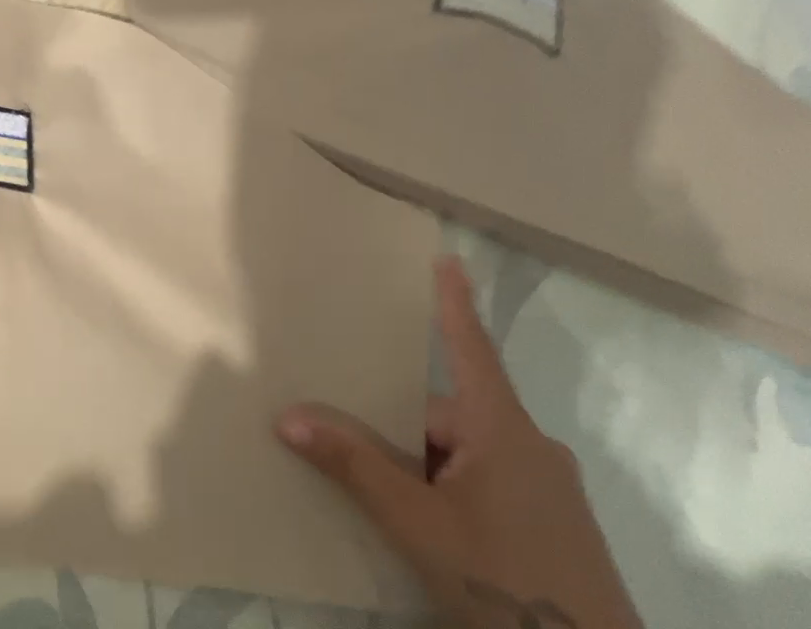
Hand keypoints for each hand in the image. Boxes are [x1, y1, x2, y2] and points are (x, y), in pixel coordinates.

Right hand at [277, 258, 642, 628]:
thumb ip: (353, 465)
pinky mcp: (547, 523)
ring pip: (460, 453)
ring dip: (418, 465)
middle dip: (396, 427)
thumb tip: (287, 415)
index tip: (447, 260)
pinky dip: (441, 487)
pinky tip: (418, 521)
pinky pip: (480, 480)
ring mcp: (544, 488)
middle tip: (347, 442)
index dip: (454, 306)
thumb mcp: (416, 520)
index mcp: (505, 432)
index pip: (471, 352)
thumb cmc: (503, 575)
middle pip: (447, 414)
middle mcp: (531, 449)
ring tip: (380, 496)